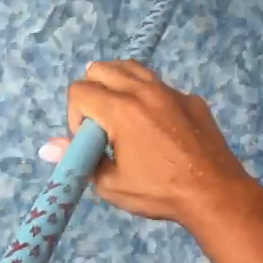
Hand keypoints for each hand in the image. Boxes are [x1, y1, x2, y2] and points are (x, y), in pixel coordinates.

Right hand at [41, 61, 262, 228]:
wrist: (215, 193)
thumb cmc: (159, 192)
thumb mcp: (111, 184)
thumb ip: (79, 159)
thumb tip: (47, 147)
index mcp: (120, 109)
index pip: (79, 90)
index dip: (75, 116)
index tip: (89, 141)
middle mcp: (143, 90)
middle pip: (101, 68)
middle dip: (92, 93)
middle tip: (101, 126)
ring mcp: (170, 91)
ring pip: (132, 68)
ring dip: (118, 86)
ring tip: (122, 117)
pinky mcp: (191, 99)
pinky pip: (160, 86)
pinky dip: (148, 97)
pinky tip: (157, 128)